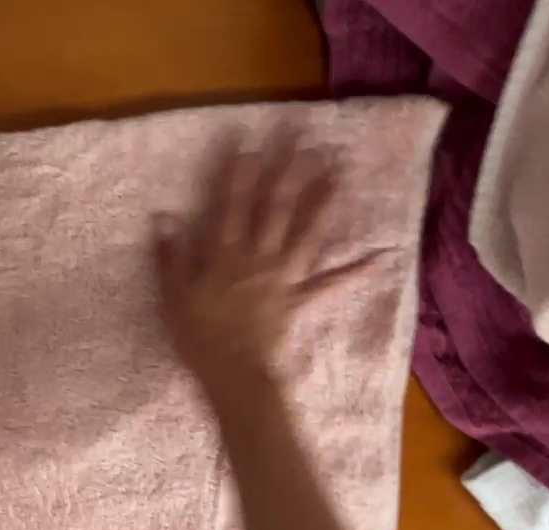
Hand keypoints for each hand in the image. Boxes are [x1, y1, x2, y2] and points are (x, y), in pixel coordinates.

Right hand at [153, 142, 335, 403]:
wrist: (233, 372)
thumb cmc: (197, 337)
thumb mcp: (173, 298)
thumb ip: (171, 257)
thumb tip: (164, 217)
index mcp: (225, 255)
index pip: (231, 206)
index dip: (240, 175)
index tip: (249, 144)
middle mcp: (258, 256)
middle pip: (275, 208)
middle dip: (288, 172)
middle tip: (305, 138)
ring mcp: (283, 276)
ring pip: (307, 231)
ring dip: (323, 199)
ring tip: (339, 169)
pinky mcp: (300, 298)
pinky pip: (331, 283)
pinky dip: (357, 271)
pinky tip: (384, 256)